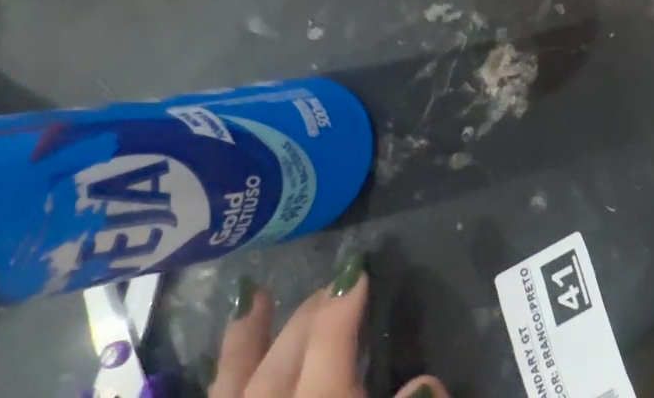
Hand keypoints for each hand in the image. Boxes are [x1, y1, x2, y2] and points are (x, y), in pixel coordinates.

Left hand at [213, 255, 444, 397]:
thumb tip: (426, 380)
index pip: (329, 349)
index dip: (343, 309)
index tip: (358, 269)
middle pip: (286, 362)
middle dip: (311, 317)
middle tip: (339, 283)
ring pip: (239, 384)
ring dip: (246, 339)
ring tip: (254, 296)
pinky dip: (226, 373)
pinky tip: (230, 362)